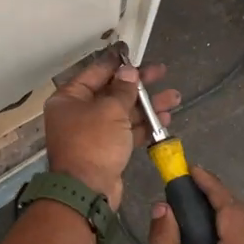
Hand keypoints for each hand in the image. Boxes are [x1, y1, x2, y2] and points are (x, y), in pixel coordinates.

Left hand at [43, 51, 178, 205]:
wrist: (88, 191)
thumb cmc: (93, 143)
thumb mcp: (110, 110)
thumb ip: (123, 90)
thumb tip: (129, 72)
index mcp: (70, 98)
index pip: (95, 72)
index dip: (117, 63)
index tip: (134, 53)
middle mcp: (78, 112)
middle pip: (112, 92)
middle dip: (139, 85)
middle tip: (161, 72)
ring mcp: (93, 132)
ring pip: (123, 112)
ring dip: (148, 105)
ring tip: (174, 97)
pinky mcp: (106, 149)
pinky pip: (126, 131)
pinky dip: (144, 125)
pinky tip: (165, 119)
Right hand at [147, 166, 243, 243]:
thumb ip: (165, 241)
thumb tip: (163, 208)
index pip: (231, 209)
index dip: (212, 186)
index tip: (191, 172)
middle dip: (222, 198)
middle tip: (191, 193)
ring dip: (225, 216)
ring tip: (192, 214)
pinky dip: (226, 235)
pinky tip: (200, 242)